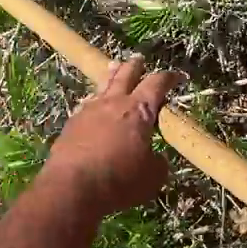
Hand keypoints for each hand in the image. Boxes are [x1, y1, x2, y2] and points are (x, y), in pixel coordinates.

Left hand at [37, 55, 182, 216]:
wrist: (72, 188)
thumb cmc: (120, 181)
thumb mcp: (152, 177)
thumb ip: (156, 162)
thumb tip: (153, 157)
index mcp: (139, 110)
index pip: (157, 85)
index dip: (168, 78)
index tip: (176, 76)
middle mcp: (114, 103)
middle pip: (126, 75)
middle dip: (135, 66)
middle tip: (139, 59)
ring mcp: (89, 111)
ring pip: (102, 86)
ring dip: (111, 76)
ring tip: (113, 67)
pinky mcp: (71, 125)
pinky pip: (86, 105)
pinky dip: (94, 100)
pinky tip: (91, 103)